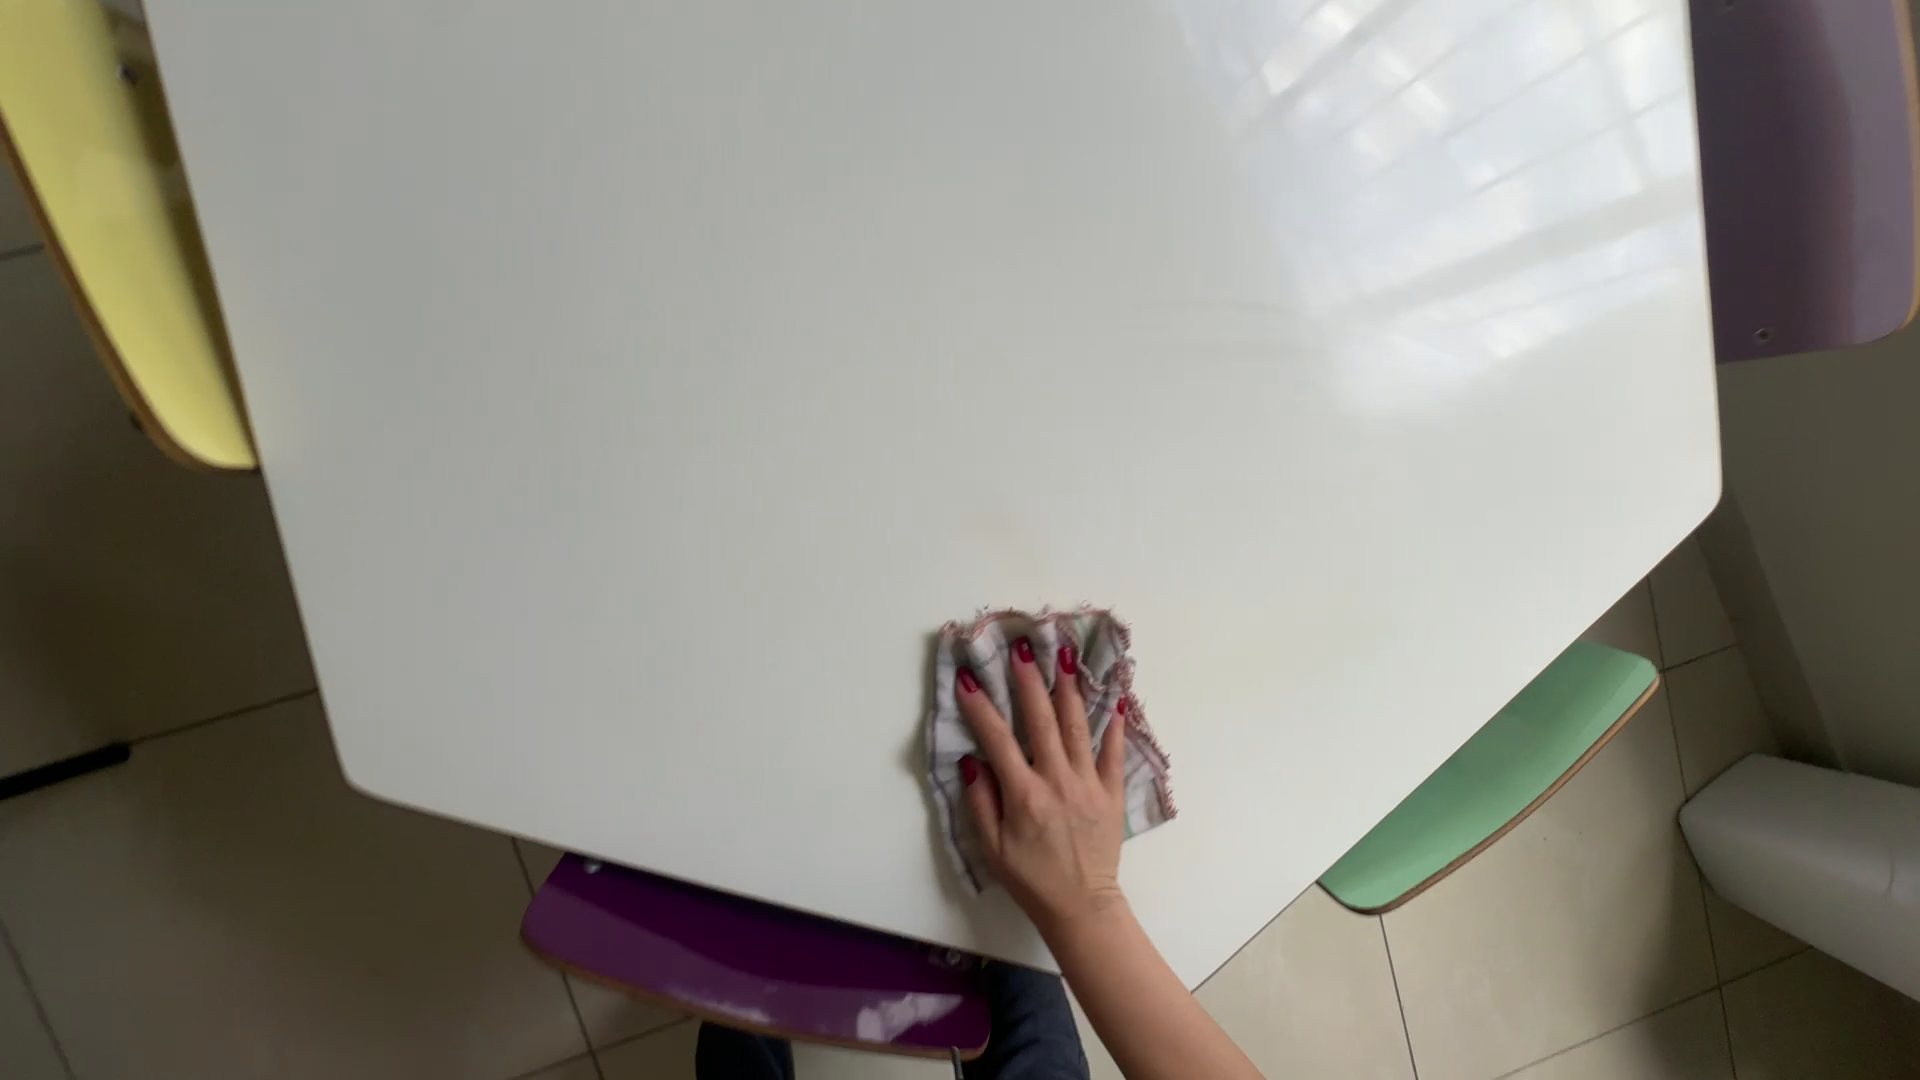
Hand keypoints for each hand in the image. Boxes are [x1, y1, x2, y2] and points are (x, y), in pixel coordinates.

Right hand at [956, 636, 1130, 939]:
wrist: (1082, 907)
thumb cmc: (1031, 879)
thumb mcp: (992, 849)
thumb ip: (980, 802)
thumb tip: (971, 759)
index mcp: (1024, 796)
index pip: (997, 740)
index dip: (979, 706)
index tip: (967, 677)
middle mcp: (1057, 781)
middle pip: (1041, 721)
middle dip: (1029, 680)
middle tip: (1022, 647)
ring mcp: (1089, 784)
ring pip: (1078, 726)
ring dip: (1069, 688)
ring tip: (1066, 655)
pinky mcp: (1112, 791)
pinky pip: (1114, 751)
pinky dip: (1115, 723)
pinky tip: (1116, 695)